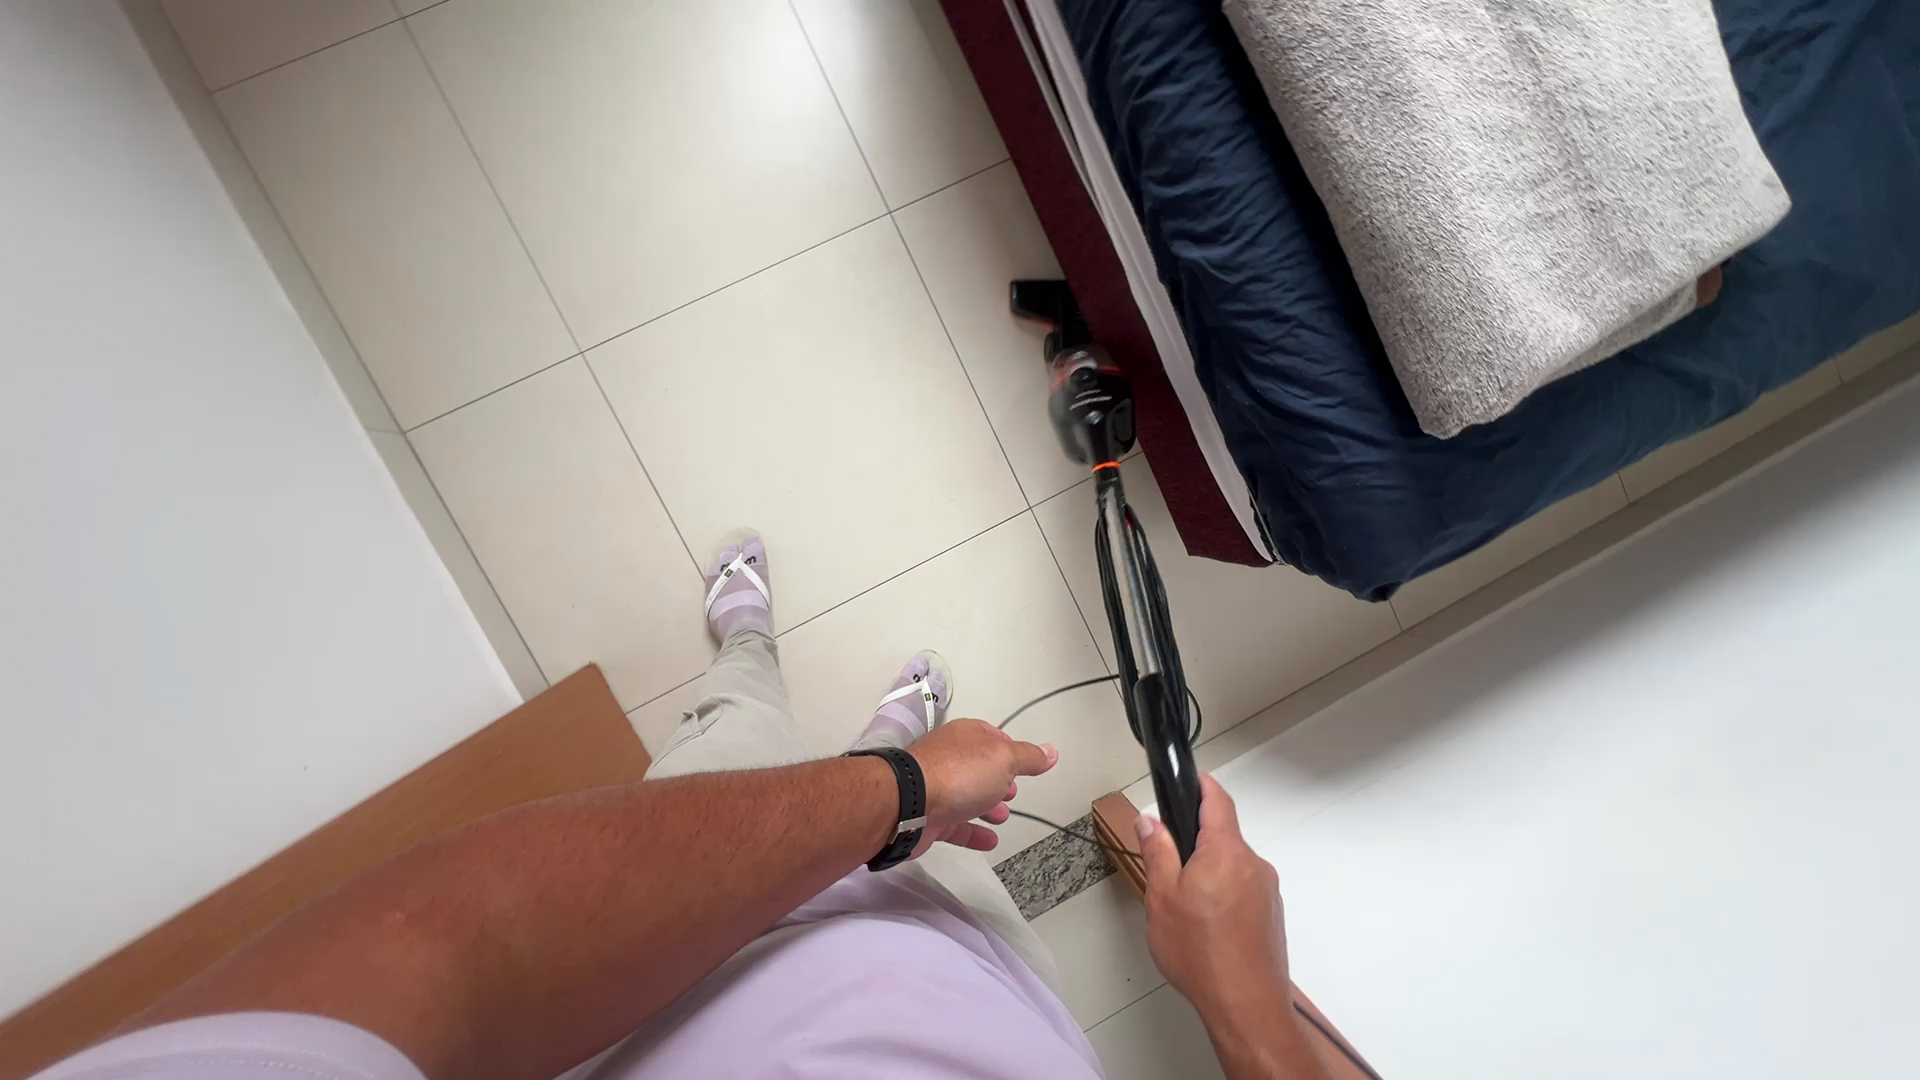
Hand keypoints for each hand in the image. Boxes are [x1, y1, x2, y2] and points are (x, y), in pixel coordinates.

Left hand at [906, 718, 1057, 853]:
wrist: (909, 803)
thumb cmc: (960, 773)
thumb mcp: (1004, 758)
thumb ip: (1028, 757)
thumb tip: (1052, 751)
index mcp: (966, 736)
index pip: (991, 736)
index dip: (1008, 748)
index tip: (1022, 762)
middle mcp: (950, 757)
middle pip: (978, 767)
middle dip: (998, 779)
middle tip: (1013, 792)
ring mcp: (937, 787)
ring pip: (967, 795)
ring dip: (987, 805)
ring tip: (1004, 816)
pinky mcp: (930, 817)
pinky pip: (956, 825)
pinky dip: (974, 832)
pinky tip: (990, 842)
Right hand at [1136, 774, 1291, 1022]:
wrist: (1246, 1009)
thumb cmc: (1202, 954)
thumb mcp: (1162, 896)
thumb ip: (1157, 851)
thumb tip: (1150, 821)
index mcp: (1226, 851)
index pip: (1218, 800)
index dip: (1202, 784)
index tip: (1191, 777)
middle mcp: (1253, 865)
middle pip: (1223, 835)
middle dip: (1196, 842)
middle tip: (1168, 864)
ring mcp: (1267, 891)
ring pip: (1232, 865)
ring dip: (1209, 872)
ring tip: (1185, 905)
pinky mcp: (1272, 916)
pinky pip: (1243, 889)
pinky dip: (1224, 894)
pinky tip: (1206, 925)